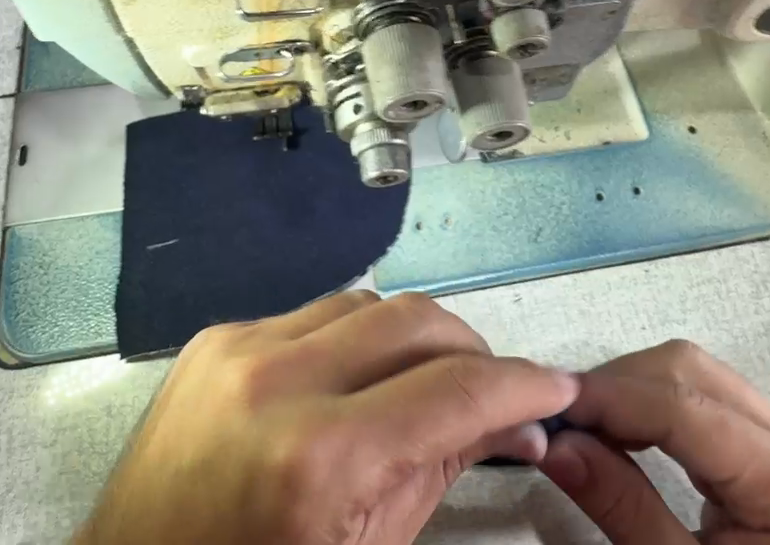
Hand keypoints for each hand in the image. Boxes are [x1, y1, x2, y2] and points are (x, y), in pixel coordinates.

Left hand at [77, 290, 578, 544]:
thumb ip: (439, 467)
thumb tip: (510, 421)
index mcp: (315, 458)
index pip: (452, 389)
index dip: (518, 384)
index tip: (552, 387)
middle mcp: (273, 382)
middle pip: (414, 319)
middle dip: (472, 348)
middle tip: (496, 387)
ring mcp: (237, 349)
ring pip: (367, 302)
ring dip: (413, 337)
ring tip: (429, 380)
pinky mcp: (217, 339)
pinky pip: (313, 315)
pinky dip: (355, 339)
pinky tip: (359, 379)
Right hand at [538, 340, 769, 543]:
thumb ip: (625, 510)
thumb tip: (557, 445)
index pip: (684, 407)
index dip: (610, 398)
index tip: (546, 407)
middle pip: (688, 371)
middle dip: (616, 385)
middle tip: (558, 420)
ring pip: (691, 372)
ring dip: (628, 389)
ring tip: (581, 426)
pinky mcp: (769, 443)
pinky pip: (700, 396)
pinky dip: (650, 403)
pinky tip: (618, 430)